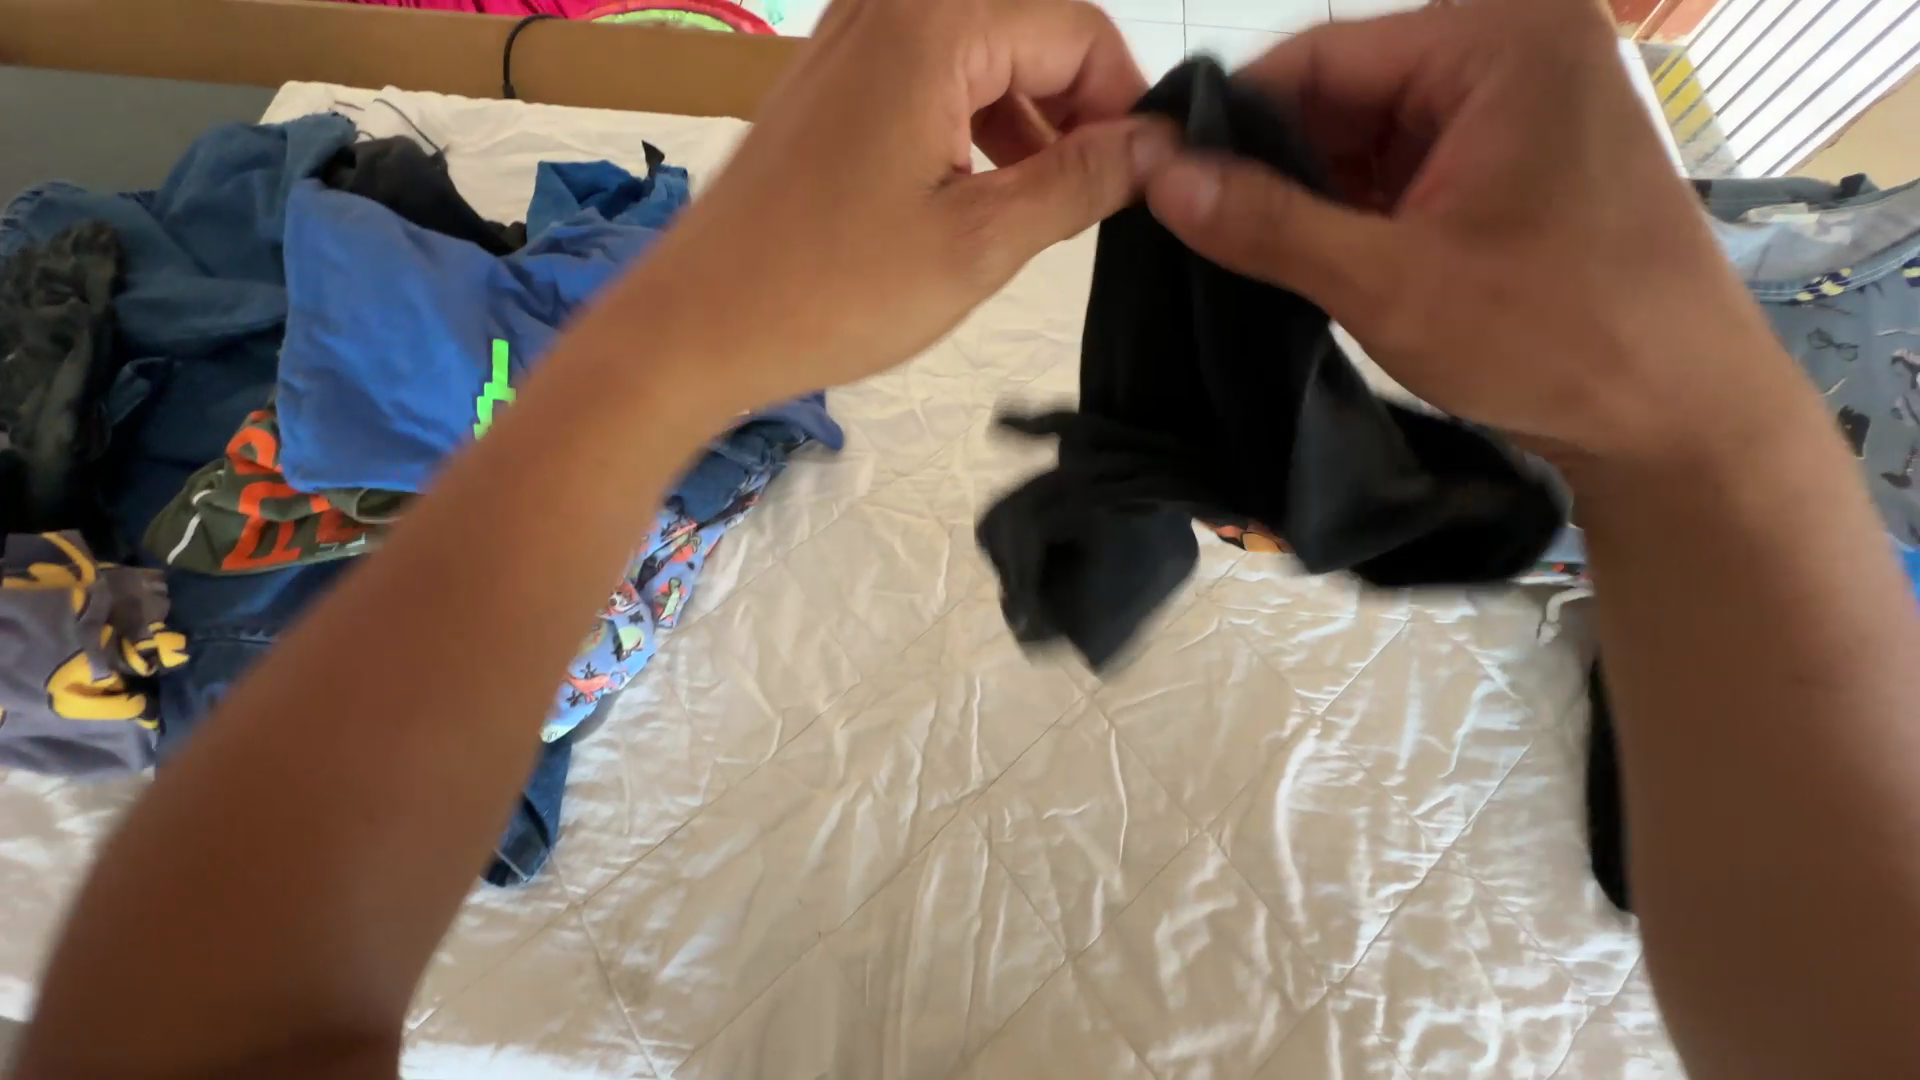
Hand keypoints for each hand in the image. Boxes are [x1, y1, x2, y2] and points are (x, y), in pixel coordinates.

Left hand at [639, 0, 1174, 407]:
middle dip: (1075, 112)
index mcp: (934, 20)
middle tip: (1093, 200)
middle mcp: (888, 4)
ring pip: (978, 60)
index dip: (1124, 102)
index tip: (1143, 178)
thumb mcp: (980, 242)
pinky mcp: (828, 86)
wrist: (703, 326)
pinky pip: (927, 83)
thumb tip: (1155, 145)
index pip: (1077, 28)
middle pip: (1027, 32)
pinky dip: (970, 130)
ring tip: (1039, 207)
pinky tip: (977, 194)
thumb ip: (1079, 181)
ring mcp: (848, 40)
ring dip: (1025, 125)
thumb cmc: (838, 291)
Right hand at [1142, 0, 1800, 467]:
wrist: (1669, 414)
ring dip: (1299, 197)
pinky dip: (1341, 216)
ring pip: (1361, 142)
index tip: (1156, 178)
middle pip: (1341, 96)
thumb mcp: (1384, 279)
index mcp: (1496, 43)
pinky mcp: (1501, 172)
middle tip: (1187, 228)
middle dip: (1264, 164)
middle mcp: (1507, 56)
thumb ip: (1266, 223)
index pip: (1321, 56)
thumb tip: (1157, 175)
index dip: (1228, 117)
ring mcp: (1508, 116)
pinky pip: (1394, 176)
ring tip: (1232, 250)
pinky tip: (1297, 257)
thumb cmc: (1543, 335)